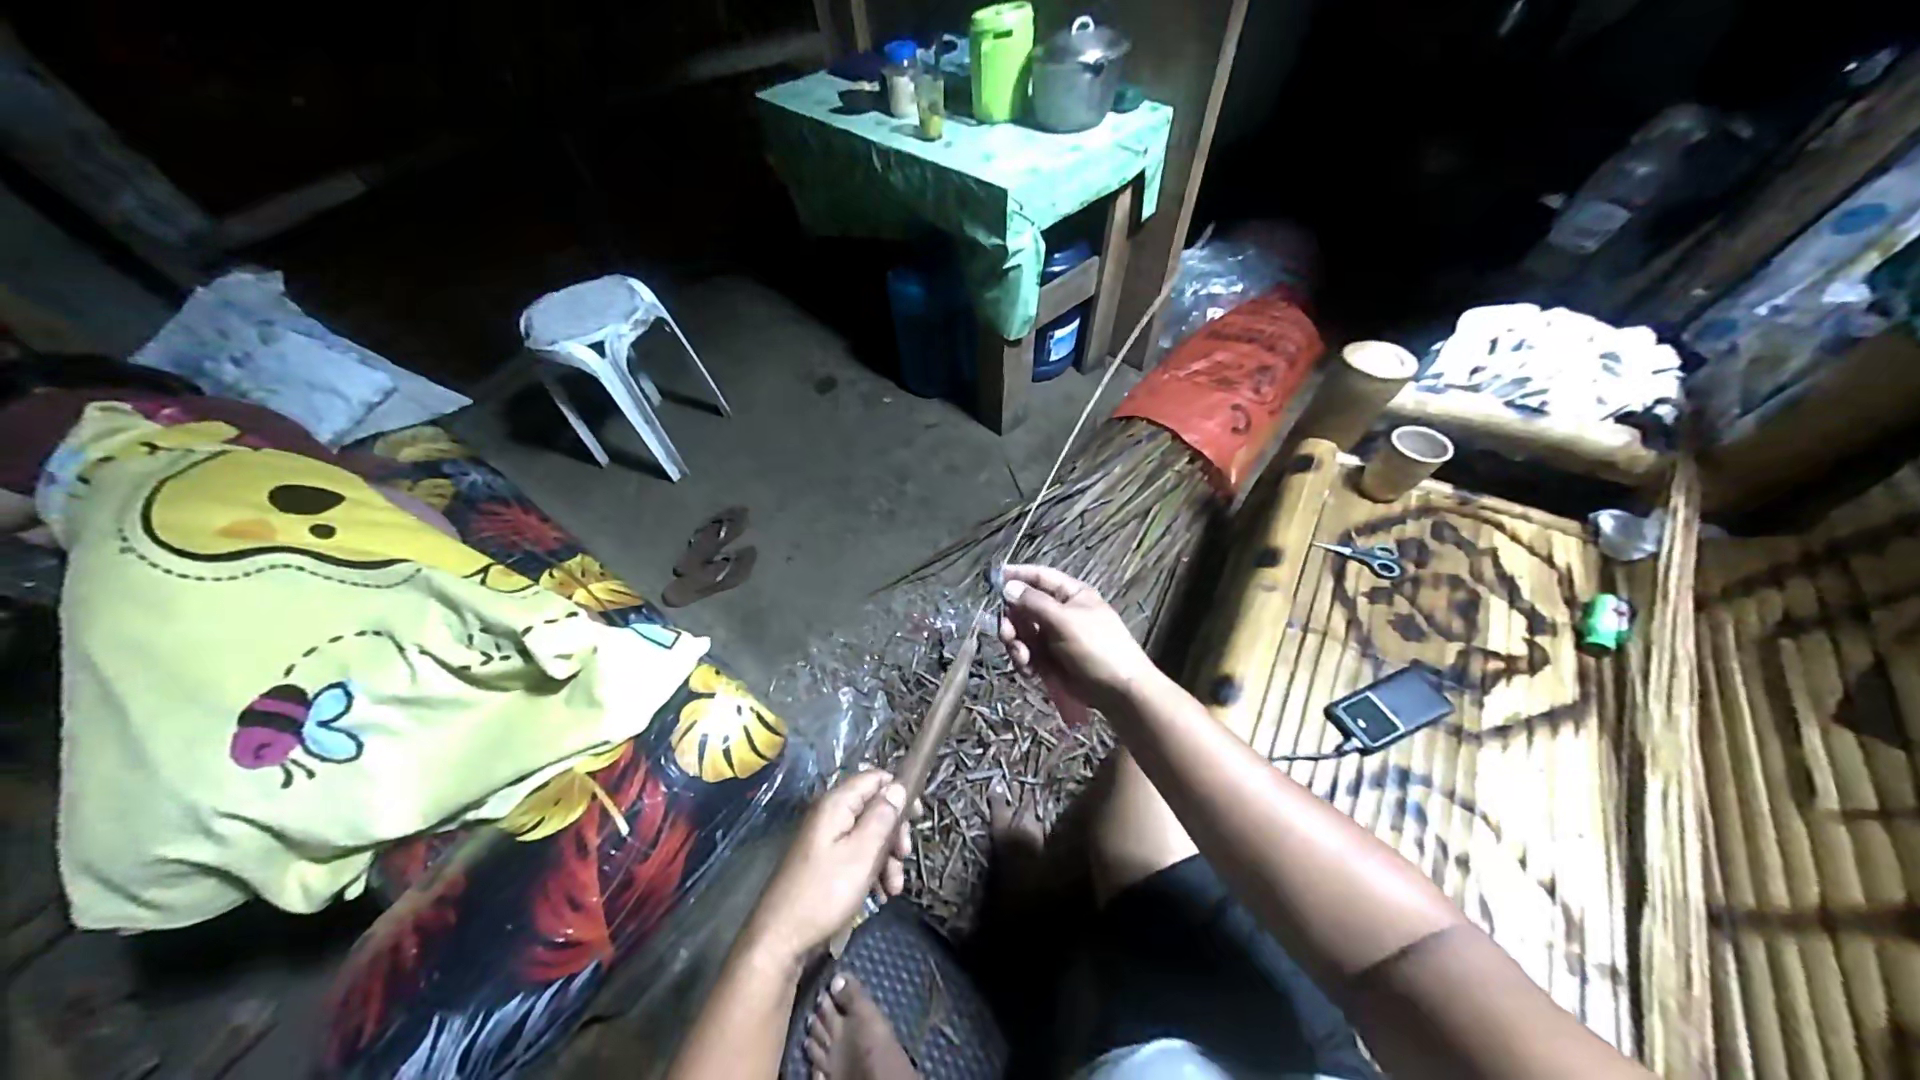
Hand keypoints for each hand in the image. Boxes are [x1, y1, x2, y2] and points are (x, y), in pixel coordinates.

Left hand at [743, 769, 910, 965]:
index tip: (916, 817)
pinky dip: (872, 871)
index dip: (899, 792)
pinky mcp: (825, 863)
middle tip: (903, 858)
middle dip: (894, 833)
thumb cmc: (824, 894)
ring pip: (869, 835)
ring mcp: (826, 840)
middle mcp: (830, 816)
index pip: (874, 778)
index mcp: (836, 805)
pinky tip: (880, 895)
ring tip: (893, 888)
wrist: (780, 940)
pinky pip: (857, 855)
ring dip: (887, 858)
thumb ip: (883, 817)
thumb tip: (898, 787)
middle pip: (874, 808)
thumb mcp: (862, 854)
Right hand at [998, 564, 1156, 715]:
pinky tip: (1030, 671)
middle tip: (1007, 634)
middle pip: (1024, 607)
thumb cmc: (1096, 647)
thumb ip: (1034, 603)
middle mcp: (1061, 612)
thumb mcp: (1064, 620)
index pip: (1039, 577)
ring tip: (1023, 657)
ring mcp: (1055, 637)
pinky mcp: (1051, 659)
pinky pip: (1028, 653)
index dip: (1016, 575)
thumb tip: (1008, 586)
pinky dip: (1025, 661)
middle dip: (1012, 621)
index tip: (993, 578)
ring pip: (1022, 633)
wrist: (1118, 690)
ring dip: (1017, 645)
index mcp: (1071, 594)